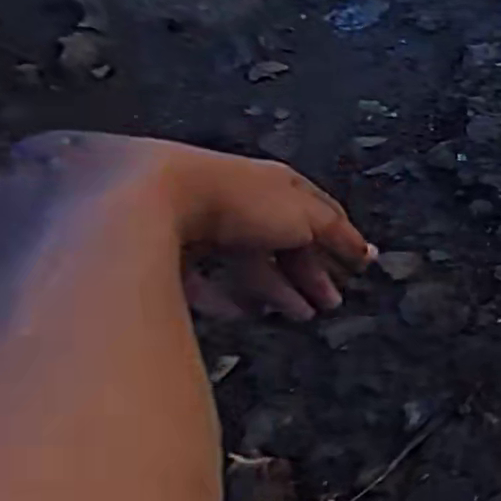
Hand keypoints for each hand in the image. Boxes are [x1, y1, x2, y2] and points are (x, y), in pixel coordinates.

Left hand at [0, 132, 375, 320]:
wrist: (132, 196)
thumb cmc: (237, 200)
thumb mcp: (306, 216)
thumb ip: (340, 235)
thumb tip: (368, 254)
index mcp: (270, 183)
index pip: (313, 215)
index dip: (336, 244)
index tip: (352, 275)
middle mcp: (232, 199)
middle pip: (278, 242)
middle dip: (307, 274)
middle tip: (327, 306)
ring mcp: (190, 222)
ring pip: (241, 261)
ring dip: (273, 289)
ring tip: (295, 317)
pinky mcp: (150, 247)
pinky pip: (192, 276)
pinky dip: (219, 296)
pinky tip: (238, 314)